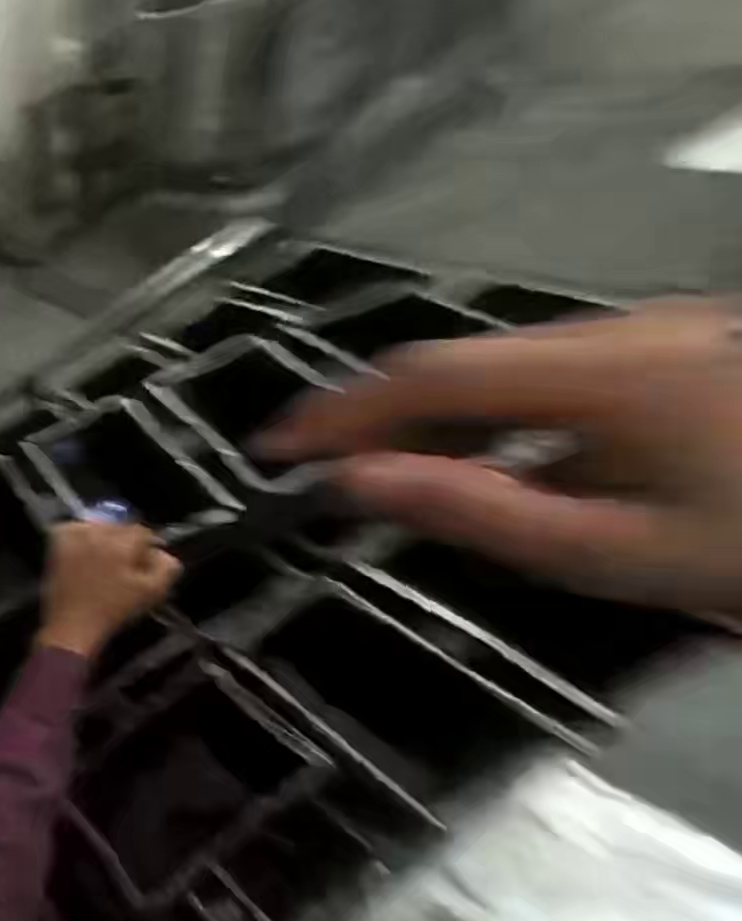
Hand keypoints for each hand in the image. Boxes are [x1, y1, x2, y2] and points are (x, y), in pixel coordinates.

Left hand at [37, 524, 181, 657]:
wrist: (73, 624)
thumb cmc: (114, 610)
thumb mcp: (153, 591)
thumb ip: (166, 566)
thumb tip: (160, 551)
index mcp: (120, 543)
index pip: (142, 531)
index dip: (147, 547)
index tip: (144, 562)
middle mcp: (95, 534)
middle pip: (119, 526)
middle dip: (126, 541)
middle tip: (126, 562)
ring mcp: (72, 538)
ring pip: (96, 525)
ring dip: (103, 536)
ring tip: (105, 558)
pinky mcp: (55, 546)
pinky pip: (70, 529)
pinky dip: (79, 535)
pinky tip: (84, 551)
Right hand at [256, 298, 741, 612]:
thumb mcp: (618, 552)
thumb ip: (474, 510)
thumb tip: (349, 480)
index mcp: (608, 376)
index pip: (423, 380)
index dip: (334, 412)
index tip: (271, 450)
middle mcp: (624, 335)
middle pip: (451, 362)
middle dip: (365, 412)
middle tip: (313, 462)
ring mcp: (660, 336)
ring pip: (492, 364)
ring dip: (418, 413)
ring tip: (379, 464)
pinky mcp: (682, 350)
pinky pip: (540, 373)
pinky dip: (478, 411)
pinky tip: (477, 454)